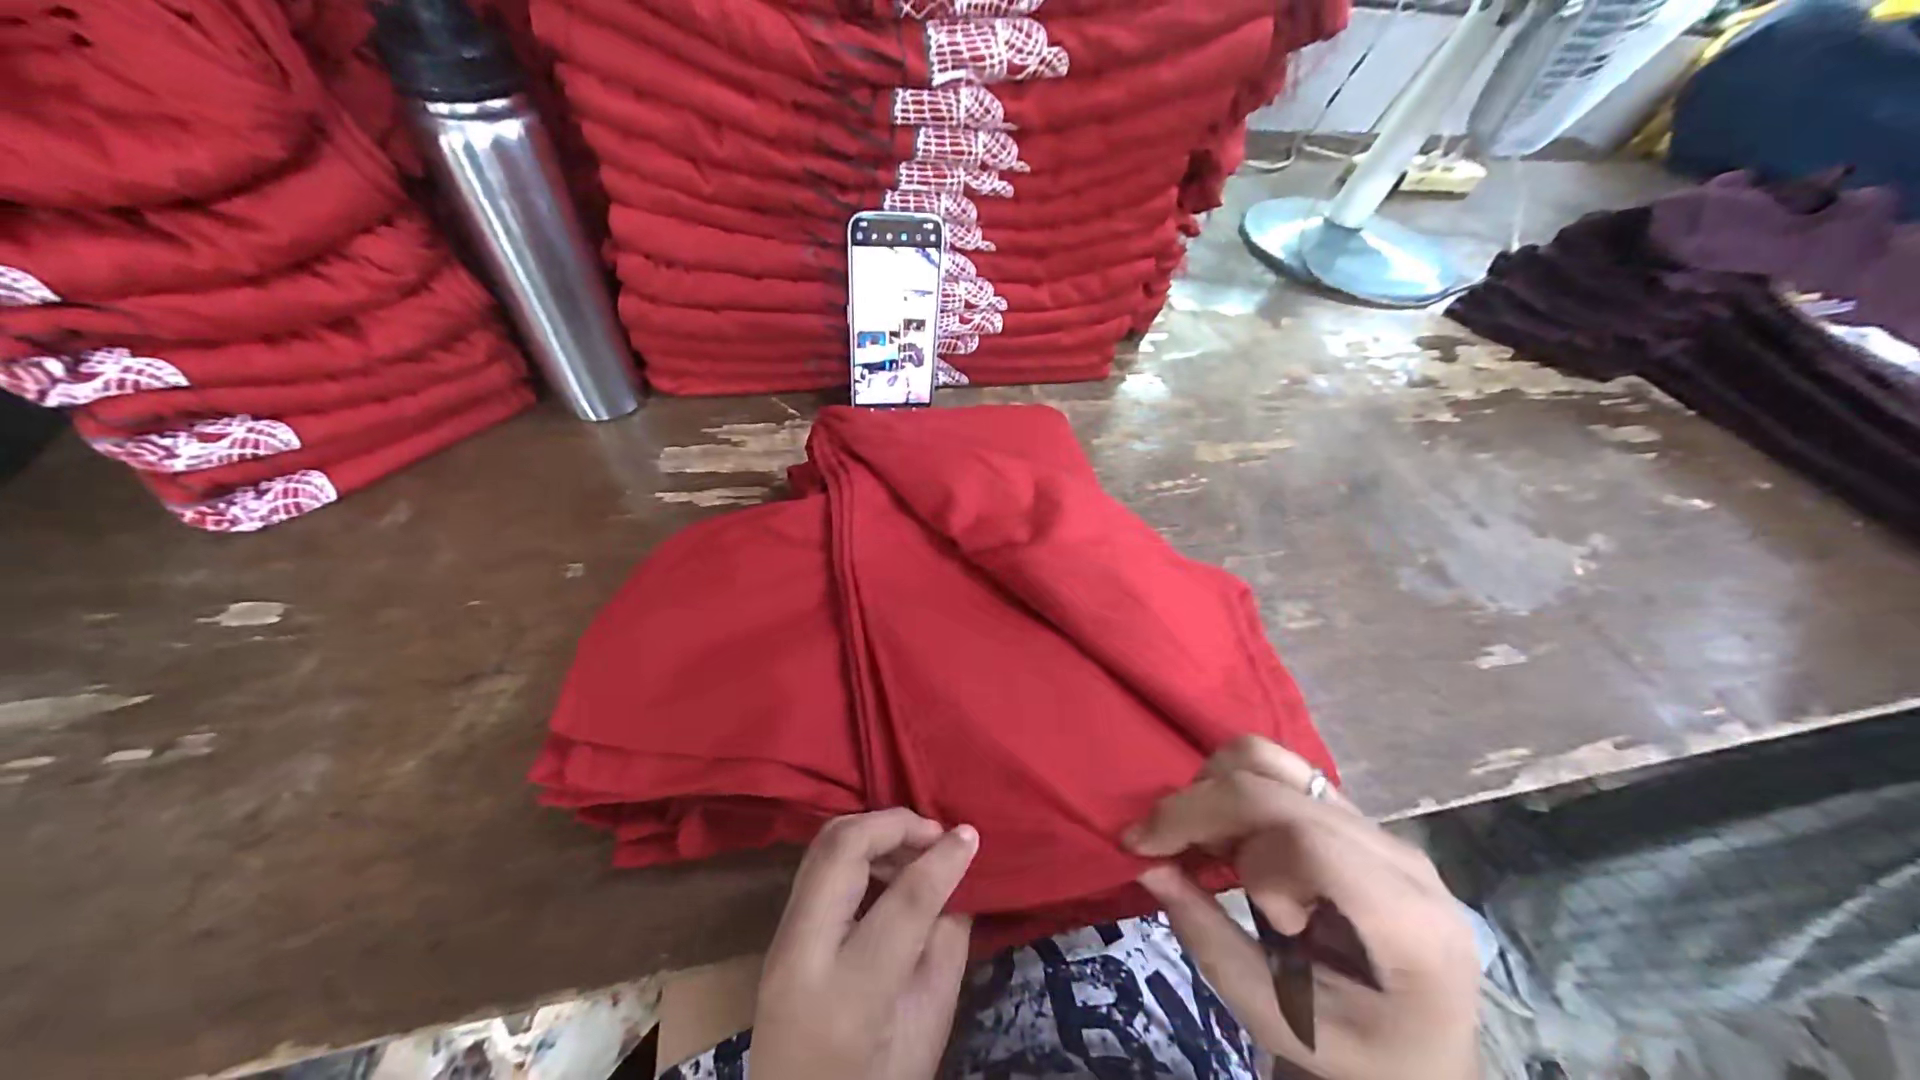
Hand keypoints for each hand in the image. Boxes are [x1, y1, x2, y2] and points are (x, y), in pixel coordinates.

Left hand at [751, 809, 978, 1079]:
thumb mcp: (929, 1023)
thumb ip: (946, 943)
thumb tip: (956, 876)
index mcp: (850, 992)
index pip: (904, 900)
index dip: (943, 859)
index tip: (971, 834)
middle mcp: (802, 953)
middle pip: (842, 848)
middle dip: (895, 824)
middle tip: (937, 834)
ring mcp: (780, 939)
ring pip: (823, 846)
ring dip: (873, 832)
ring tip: (915, 848)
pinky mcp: (778, 933)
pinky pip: (818, 866)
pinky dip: (855, 850)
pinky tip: (885, 866)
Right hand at [1125, 737, 1479, 1079]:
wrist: (1418, 1055)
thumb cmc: (1355, 1053)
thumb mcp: (1276, 1019)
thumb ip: (1209, 940)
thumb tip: (1148, 864)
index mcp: (1407, 923)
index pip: (1306, 841)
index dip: (1231, 843)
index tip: (1168, 864)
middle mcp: (1399, 856)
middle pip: (1276, 788)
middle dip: (1198, 807)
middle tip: (1151, 843)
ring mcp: (1377, 828)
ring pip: (1274, 761)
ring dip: (1214, 788)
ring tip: (1197, 840)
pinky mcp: (1352, 815)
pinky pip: (1279, 773)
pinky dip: (1231, 788)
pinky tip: (1222, 834)